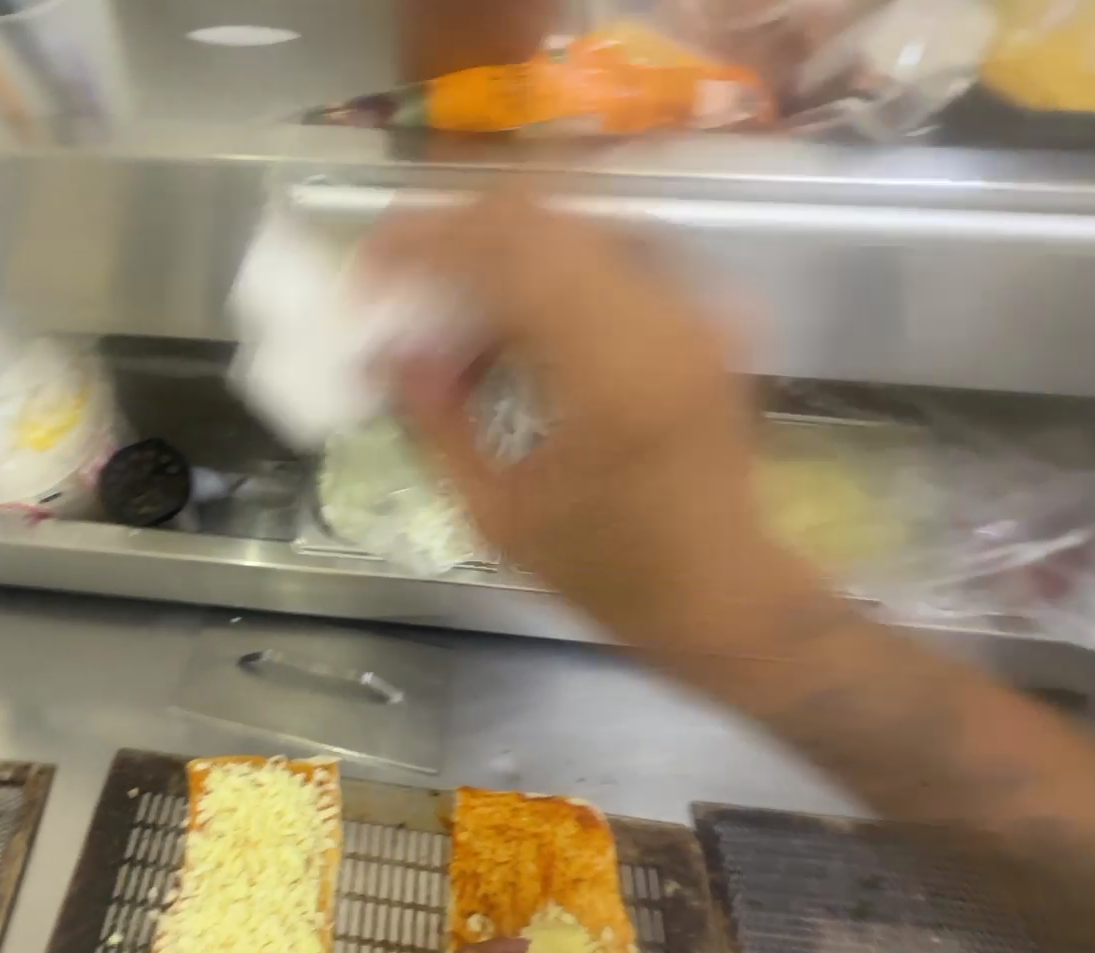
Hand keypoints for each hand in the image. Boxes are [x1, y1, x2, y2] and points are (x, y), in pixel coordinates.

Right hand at [368, 187, 817, 652]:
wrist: (723, 593)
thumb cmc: (606, 573)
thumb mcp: (496, 514)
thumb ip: (439, 422)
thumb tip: (394, 354)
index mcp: (607, 375)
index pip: (503, 254)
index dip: (424, 242)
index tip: (371, 263)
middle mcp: (659, 317)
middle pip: (538, 217)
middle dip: (454, 234)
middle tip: (404, 279)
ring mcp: (689, 308)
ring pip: (572, 225)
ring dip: (497, 252)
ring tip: (452, 310)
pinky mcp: (699, 315)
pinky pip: (604, 256)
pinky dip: (542, 272)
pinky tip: (512, 325)